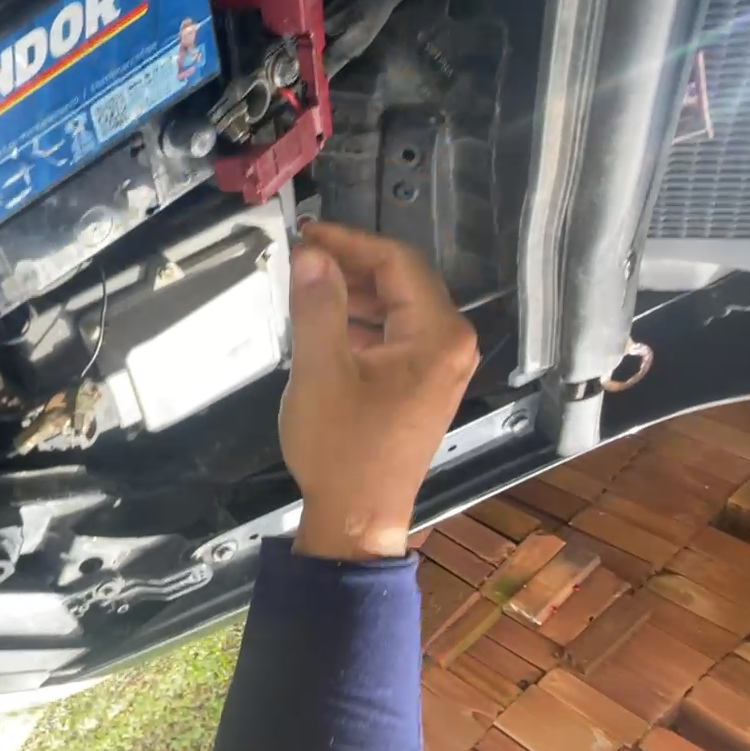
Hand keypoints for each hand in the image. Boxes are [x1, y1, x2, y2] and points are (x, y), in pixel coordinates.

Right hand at [282, 223, 478, 560]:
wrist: (356, 516)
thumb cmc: (339, 446)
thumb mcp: (320, 372)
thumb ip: (318, 307)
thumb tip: (311, 255)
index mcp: (437, 334)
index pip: (397, 263)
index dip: (349, 242)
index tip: (305, 233)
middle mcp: (449, 345)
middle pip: (401, 285)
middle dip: (349, 268)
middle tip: (299, 260)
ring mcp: (437, 370)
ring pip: (394, 314)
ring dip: (351, 298)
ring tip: (304, 291)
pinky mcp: (419, 390)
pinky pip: (391, 341)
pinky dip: (358, 329)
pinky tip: (323, 331)